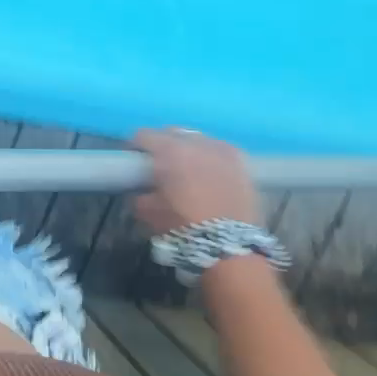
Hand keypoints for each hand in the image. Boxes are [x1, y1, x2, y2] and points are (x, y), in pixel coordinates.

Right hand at [132, 127, 261, 233]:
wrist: (229, 242)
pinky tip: (208, 174)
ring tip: (186, 169)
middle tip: (159, 164)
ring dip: (189, 150)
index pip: (144, 135)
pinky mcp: (243, 163)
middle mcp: (197, 143)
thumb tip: (143, 188)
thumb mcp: (146, 210)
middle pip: (173, 132)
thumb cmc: (182, 224)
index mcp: (170, 151)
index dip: (135, 147)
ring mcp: (223, 150)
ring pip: (199, 140)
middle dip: (163, 144)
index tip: (133, 161)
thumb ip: (140, 192)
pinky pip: (220, 151)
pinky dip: (210, 158)